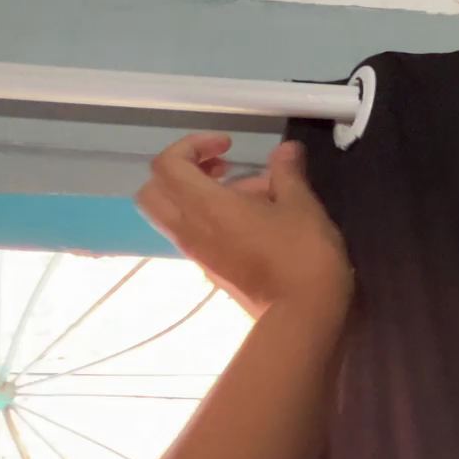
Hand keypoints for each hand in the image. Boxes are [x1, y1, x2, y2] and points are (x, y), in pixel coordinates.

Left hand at [135, 133, 351, 318]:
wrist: (305, 313)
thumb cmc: (303, 253)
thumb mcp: (302, 205)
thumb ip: (288, 173)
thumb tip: (286, 150)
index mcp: (206, 206)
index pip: (167, 164)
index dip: (192, 145)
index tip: (228, 146)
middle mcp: (190, 229)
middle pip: (154, 191)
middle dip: (182, 171)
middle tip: (222, 167)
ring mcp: (199, 253)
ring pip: (174, 215)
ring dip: (199, 196)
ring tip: (250, 195)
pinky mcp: (212, 270)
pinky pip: (195, 234)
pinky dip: (211, 219)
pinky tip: (256, 222)